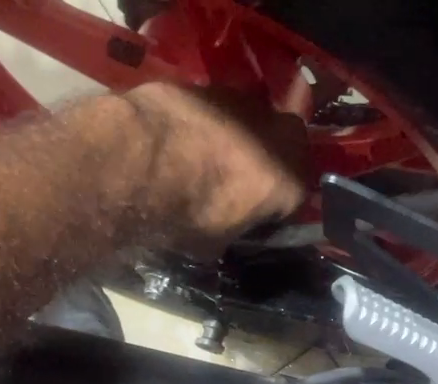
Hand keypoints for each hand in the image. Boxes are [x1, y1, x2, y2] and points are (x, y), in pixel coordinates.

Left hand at [123, 82, 309, 248]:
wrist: (143, 157)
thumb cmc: (188, 212)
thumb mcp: (216, 245)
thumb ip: (233, 232)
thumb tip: (223, 233)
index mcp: (290, 182)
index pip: (295, 199)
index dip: (274, 210)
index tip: (255, 218)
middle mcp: (280, 136)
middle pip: (285, 147)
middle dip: (267, 161)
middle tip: (236, 183)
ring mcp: (244, 102)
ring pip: (251, 122)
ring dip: (236, 138)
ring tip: (202, 161)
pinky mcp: (208, 83)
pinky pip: (215, 109)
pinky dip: (205, 123)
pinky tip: (179, 141)